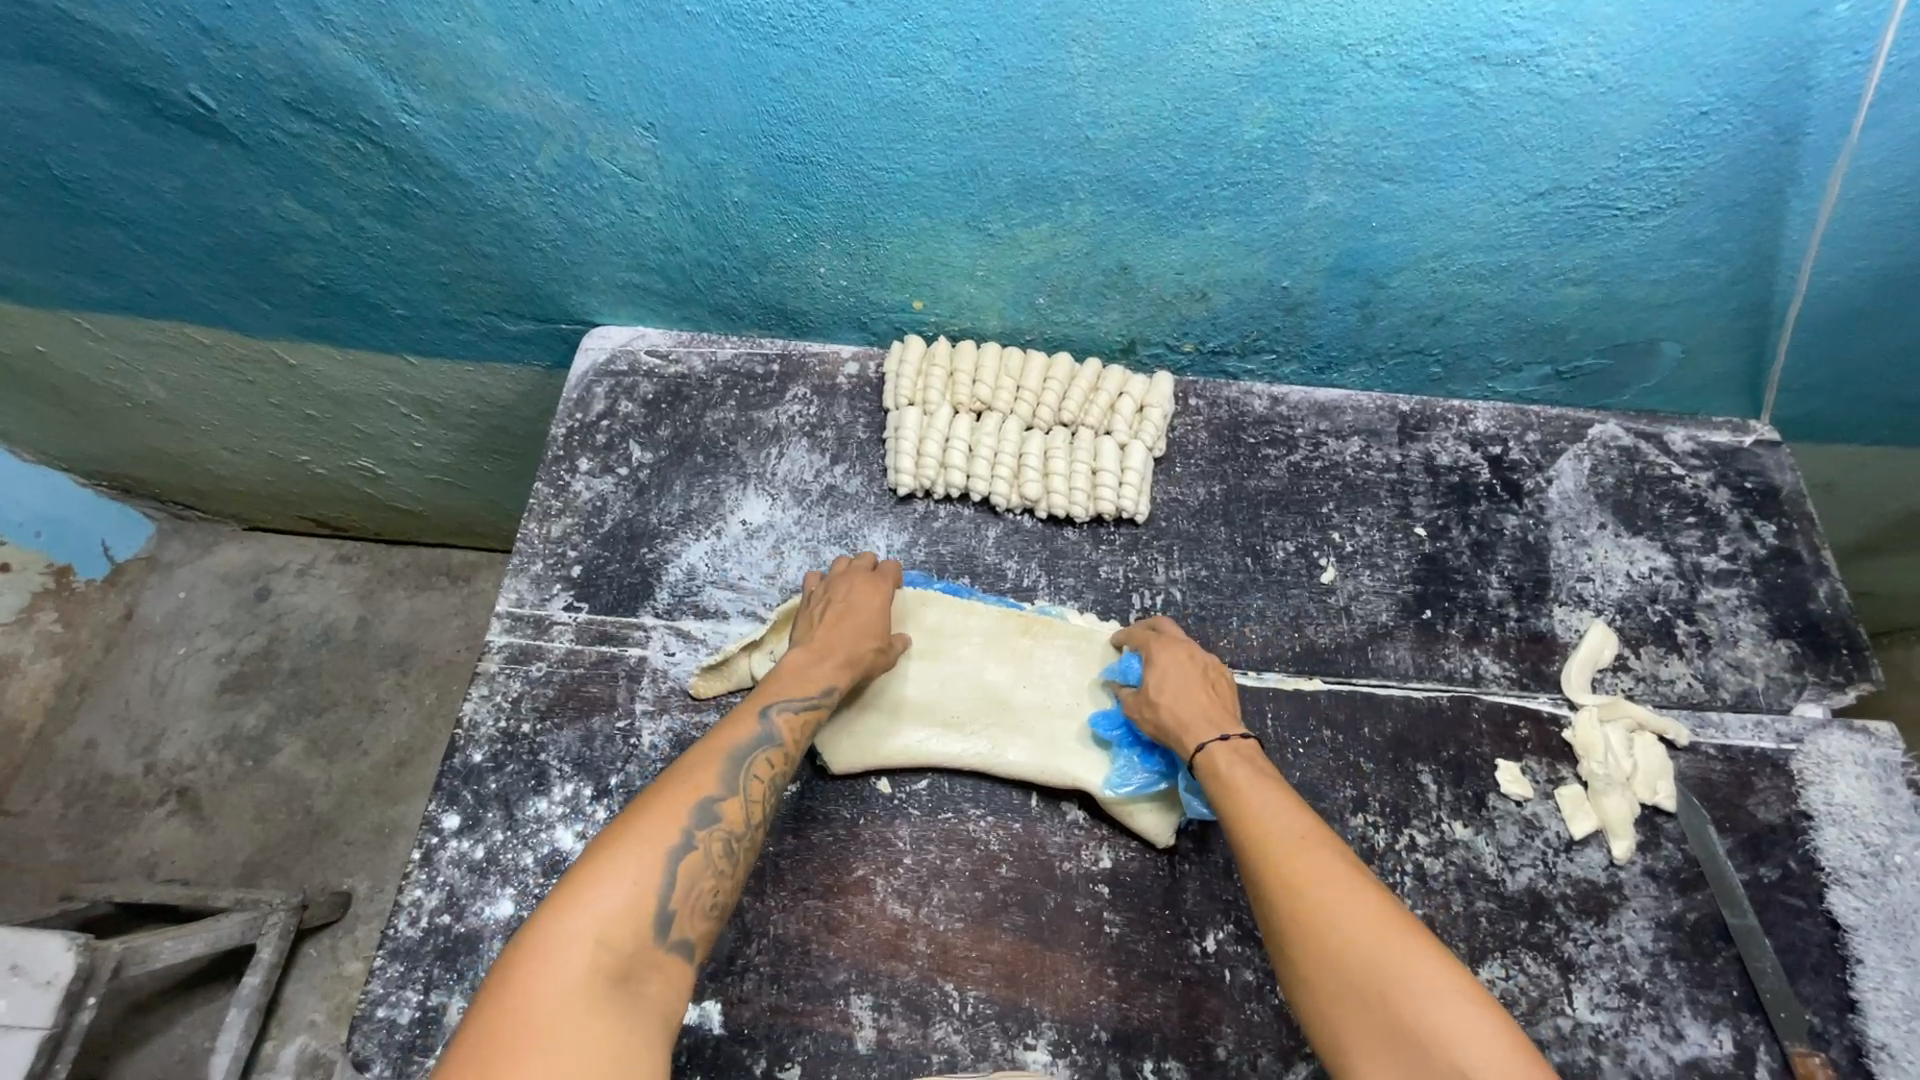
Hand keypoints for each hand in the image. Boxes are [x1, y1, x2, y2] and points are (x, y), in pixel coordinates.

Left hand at [784, 553, 911, 686]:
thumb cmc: (858, 656)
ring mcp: (829, 582)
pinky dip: (820, 581)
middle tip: (871, 587)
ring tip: (847, 586)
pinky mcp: (808, 592)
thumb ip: (897, 643)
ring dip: (847, 569)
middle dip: (871, 568)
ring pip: (841, 561)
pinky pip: (814, 576)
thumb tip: (903, 640)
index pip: (892, 566)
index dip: (894, 576)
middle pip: (866, 557)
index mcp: (878, 587)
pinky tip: (822, 593)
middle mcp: (854, 577)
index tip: (893, 589)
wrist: (818, 663)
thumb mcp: (887, 655)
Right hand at [1110, 616, 1246, 757]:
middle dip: (1147, 628)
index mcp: (1160, 649)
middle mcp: (1184, 645)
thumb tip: (1118, 685)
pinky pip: (1201, 661)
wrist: (1213, 736)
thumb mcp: (1135, 709)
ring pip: (1185, 642)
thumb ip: (1123, 692)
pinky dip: (1190, 664)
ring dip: (1171, 647)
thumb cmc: (1169, 719)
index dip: (1122, 636)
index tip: (1116, 643)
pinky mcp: (1223, 671)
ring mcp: (1206, 657)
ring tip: (1165, 663)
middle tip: (1138, 639)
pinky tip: (1188, 680)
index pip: (1135, 634)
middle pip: (1163, 624)